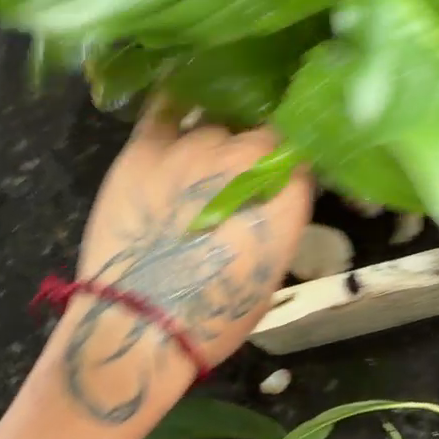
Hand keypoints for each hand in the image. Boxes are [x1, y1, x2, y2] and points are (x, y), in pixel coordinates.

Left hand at [51, 102, 312, 424]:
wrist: (140, 328)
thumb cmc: (209, 323)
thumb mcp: (265, 283)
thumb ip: (274, 231)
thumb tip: (266, 208)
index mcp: (284, 197)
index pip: (298, 163)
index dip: (286, 179)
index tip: (274, 196)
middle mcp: (244, 159)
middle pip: (259, 139)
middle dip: (252, 161)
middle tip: (233, 192)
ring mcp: (193, 147)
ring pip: (213, 128)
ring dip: (210, 150)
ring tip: (193, 181)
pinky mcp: (145, 148)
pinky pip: (165, 110)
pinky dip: (173, 113)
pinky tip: (173, 126)